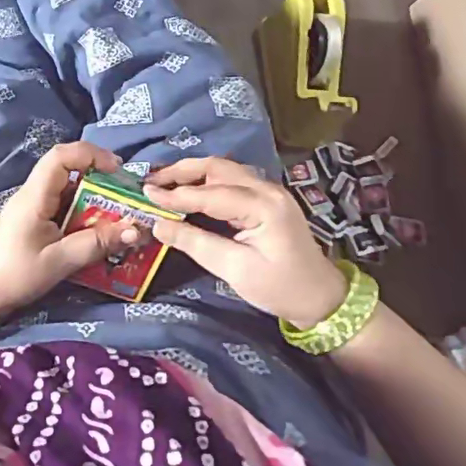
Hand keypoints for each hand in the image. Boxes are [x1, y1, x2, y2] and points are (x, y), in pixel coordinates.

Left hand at [0, 142, 141, 312]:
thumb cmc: (13, 274)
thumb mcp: (58, 261)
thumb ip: (96, 244)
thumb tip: (136, 230)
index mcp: (35, 196)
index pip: (61, 156)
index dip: (92, 155)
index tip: (118, 171)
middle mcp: (35, 194)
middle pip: (70, 171)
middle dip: (102, 180)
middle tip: (127, 199)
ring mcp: (35, 208)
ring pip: (70, 191)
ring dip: (96, 200)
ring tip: (121, 217)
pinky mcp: (37, 222)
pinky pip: (66, 208)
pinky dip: (86, 215)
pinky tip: (101, 233)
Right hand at [144, 157, 349, 329]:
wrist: (320, 298)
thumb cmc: (279, 287)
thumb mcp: (235, 270)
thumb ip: (195, 243)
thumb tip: (158, 225)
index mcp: (263, 206)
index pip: (210, 193)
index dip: (175, 194)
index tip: (145, 195)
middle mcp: (267, 190)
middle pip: (217, 168)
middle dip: (181, 172)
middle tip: (150, 181)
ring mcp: (269, 192)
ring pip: (224, 170)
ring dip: (193, 173)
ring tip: (163, 183)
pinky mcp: (267, 200)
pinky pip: (232, 181)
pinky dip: (206, 182)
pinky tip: (189, 191)